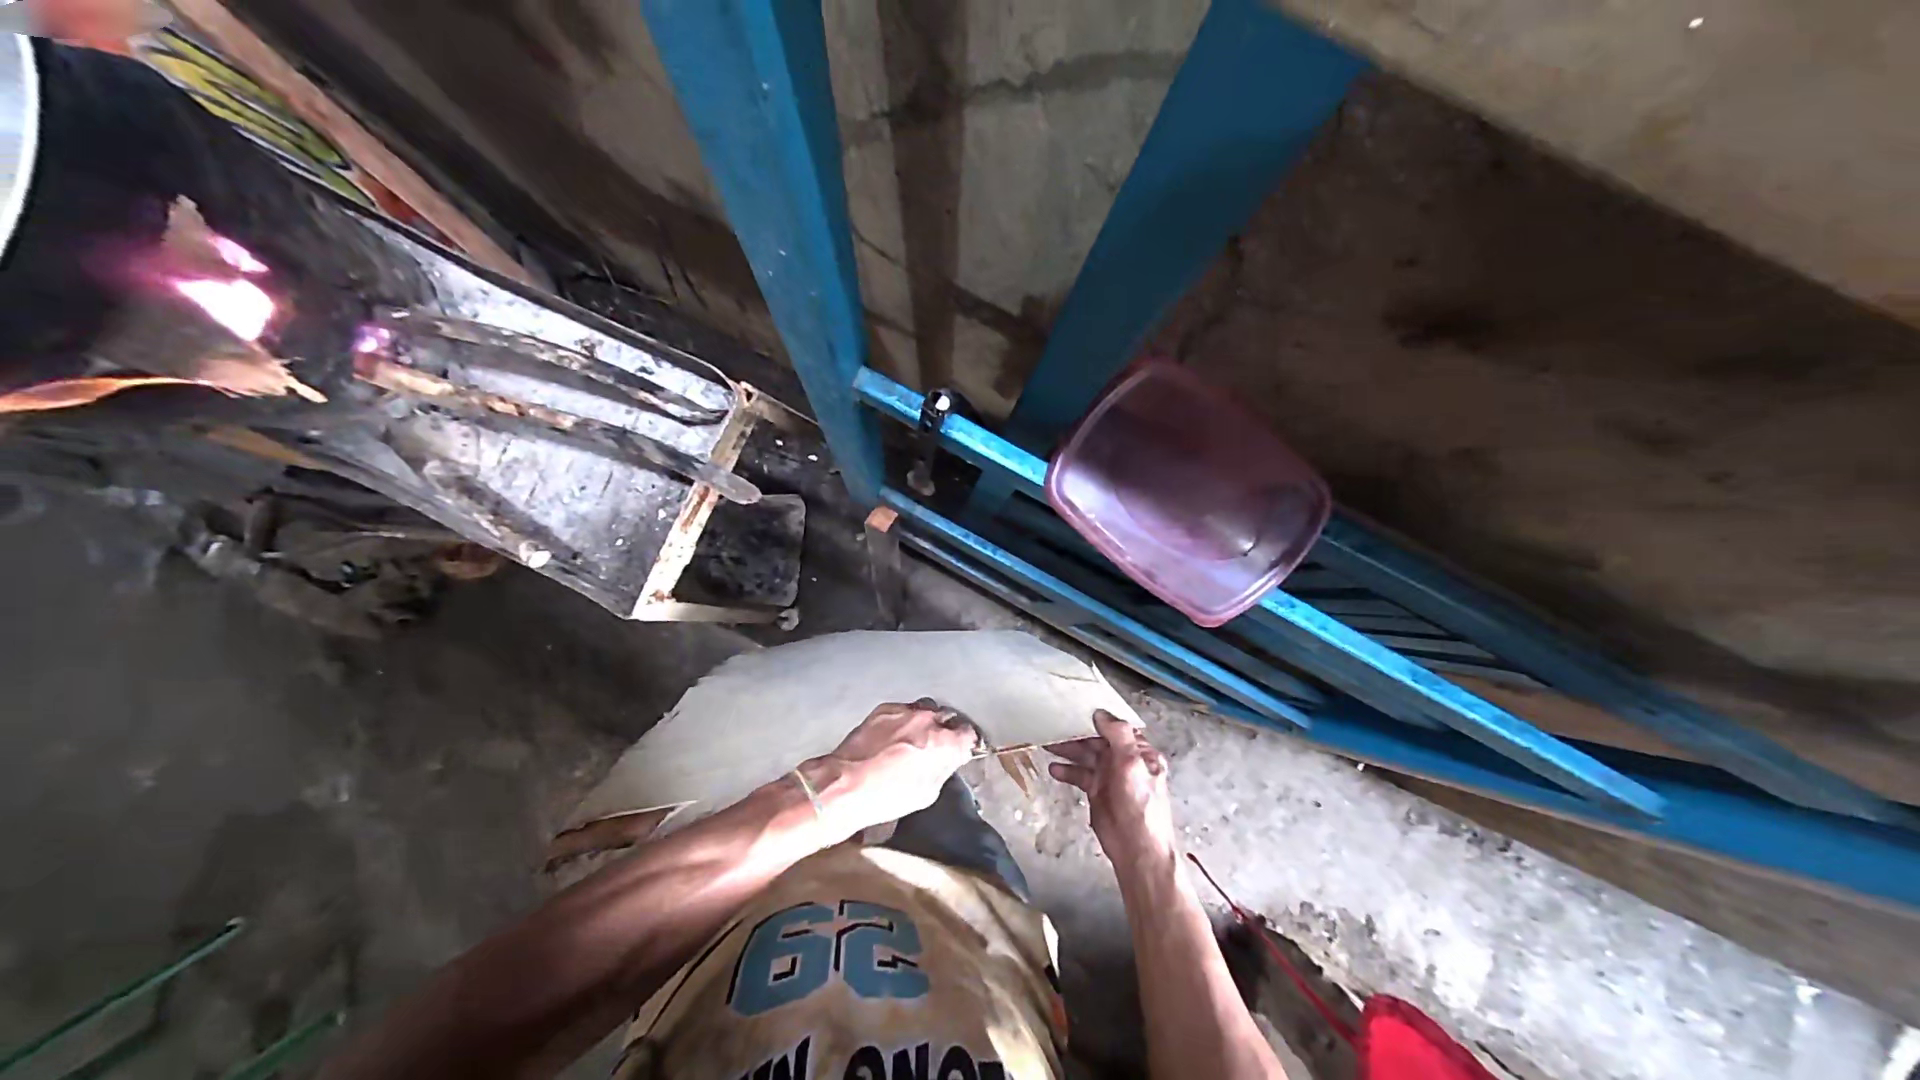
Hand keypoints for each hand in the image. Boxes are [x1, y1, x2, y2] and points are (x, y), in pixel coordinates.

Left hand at [797, 700, 979, 843]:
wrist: (847, 785)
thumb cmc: (885, 796)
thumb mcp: (927, 793)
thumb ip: (943, 769)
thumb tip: (946, 761)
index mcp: (945, 744)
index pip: (969, 733)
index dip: (966, 742)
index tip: (963, 748)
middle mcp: (928, 721)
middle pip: (949, 717)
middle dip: (947, 729)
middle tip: (939, 744)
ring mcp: (905, 712)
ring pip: (926, 708)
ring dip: (926, 720)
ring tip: (917, 737)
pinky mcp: (884, 709)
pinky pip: (903, 709)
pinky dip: (904, 719)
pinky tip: (895, 735)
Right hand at [1048, 710, 1177, 868]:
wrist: (1137, 849)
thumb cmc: (1139, 806)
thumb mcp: (1132, 765)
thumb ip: (1118, 736)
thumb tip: (1100, 713)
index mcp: (1139, 752)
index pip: (1117, 728)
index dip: (1098, 718)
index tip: (1075, 707)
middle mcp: (1124, 761)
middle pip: (1097, 741)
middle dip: (1077, 734)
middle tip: (1053, 725)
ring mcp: (1109, 777)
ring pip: (1085, 757)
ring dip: (1068, 750)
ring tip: (1047, 744)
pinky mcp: (1096, 792)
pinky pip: (1079, 775)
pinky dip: (1066, 771)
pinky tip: (1053, 769)